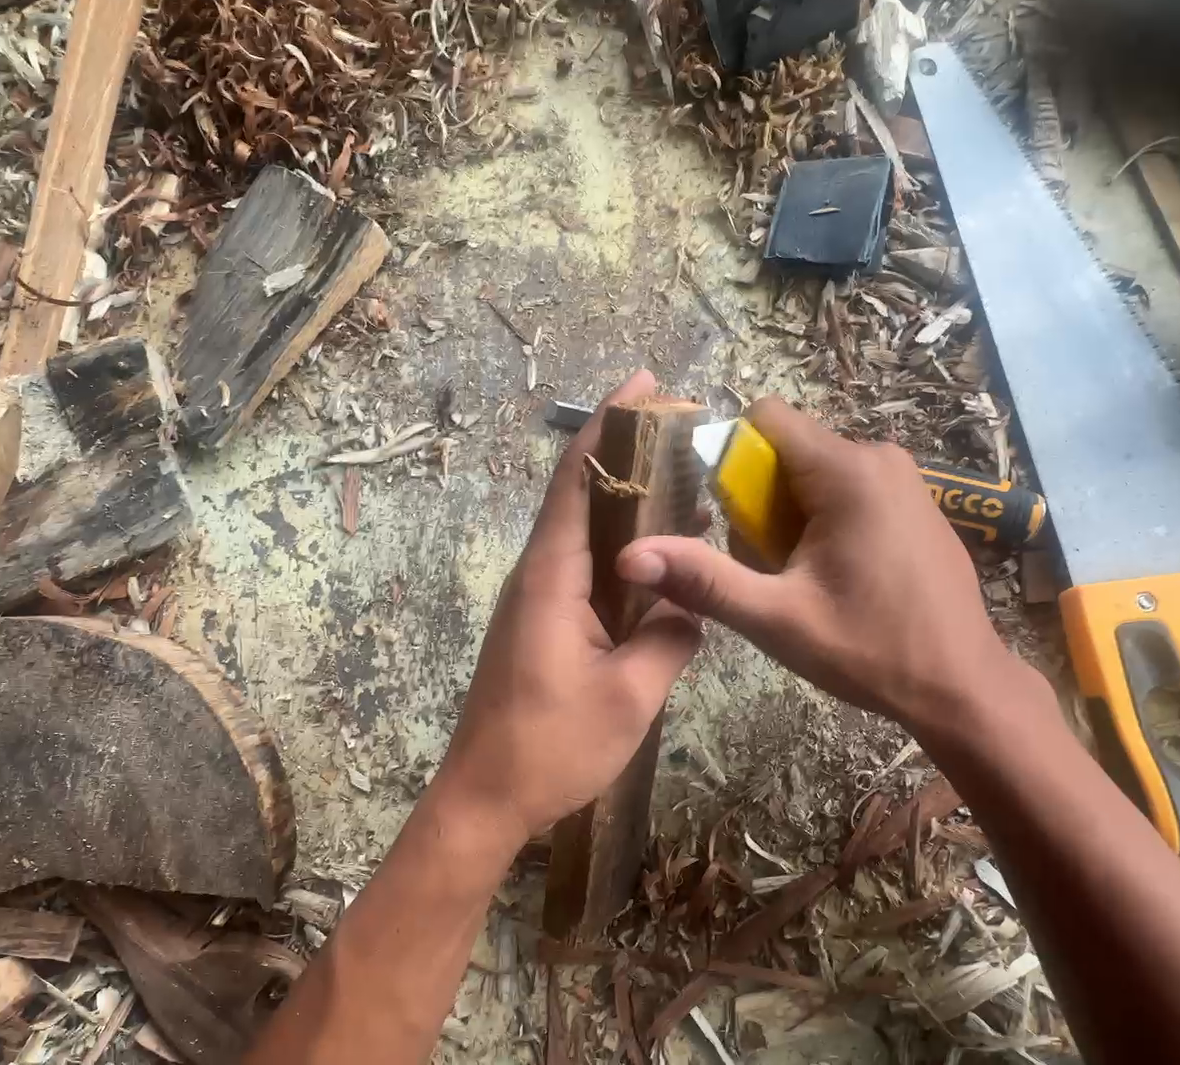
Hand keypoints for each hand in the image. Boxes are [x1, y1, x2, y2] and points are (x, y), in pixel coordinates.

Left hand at [434, 370, 703, 842]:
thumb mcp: (628, 696)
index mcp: (551, 578)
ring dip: (624, 501)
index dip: (607, 426)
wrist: (484, 798)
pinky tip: (656, 557)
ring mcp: (536, 600)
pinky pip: (585, 569)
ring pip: (583, 532)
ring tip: (679, 478)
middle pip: (578, 494)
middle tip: (680, 424)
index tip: (641, 382)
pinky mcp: (541, 623)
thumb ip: (669, 640)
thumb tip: (694, 607)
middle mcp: (538, 575)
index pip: (576, 481)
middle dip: (623, 452)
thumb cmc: (549, 747)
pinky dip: (620, 549)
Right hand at [615, 396, 1039, 736]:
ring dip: (788, 516)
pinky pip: (844, 489)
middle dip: (759, 501)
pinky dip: (822, 522)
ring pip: (812, 472)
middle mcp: (879, 457)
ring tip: (801, 579)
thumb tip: (629, 556)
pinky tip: (836, 577)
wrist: (964, 688)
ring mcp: (903, 479)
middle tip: (770, 567)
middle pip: (785, 451)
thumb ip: (703, 579)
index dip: (730, 459)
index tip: (727, 518)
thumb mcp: (776, 619)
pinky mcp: (913, 502)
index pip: (764, 418)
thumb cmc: (871, 651)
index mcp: (848, 470)